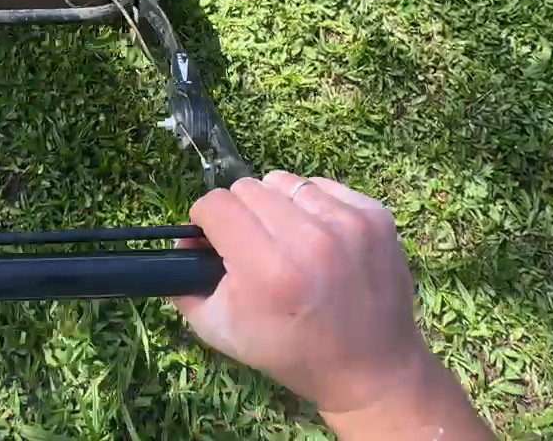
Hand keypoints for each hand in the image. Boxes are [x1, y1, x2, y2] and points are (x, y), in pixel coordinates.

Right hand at [175, 172, 432, 414]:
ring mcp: (347, 224)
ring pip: (282, 180)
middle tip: (253, 244)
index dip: (207, 221)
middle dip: (241, 213)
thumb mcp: (223, 330)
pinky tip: (319, 237)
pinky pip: (320, 185)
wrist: (374, 372)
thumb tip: (178, 239)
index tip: (215, 238)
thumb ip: (185, 283)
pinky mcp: (374, 216)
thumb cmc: (291, 351)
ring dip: (276, 205)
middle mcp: (309, 240)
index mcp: (268, 270)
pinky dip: (312, 206)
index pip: (216, 205)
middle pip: (247, 187)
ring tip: (287, 239)